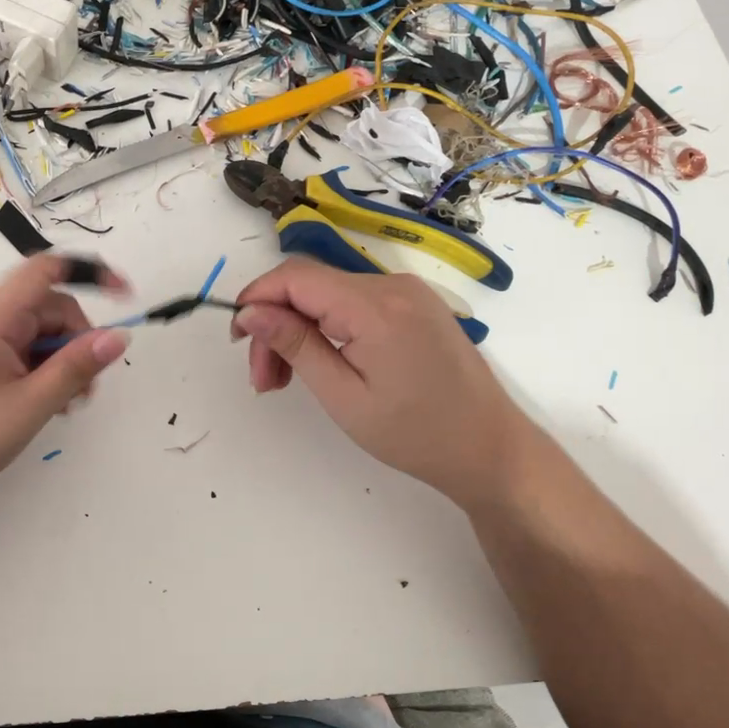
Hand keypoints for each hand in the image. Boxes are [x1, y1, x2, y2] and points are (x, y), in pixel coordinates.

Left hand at [0, 254, 131, 495]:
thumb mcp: (34, 402)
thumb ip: (77, 367)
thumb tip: (118, 337)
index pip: (44, 271)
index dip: (88, 273)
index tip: (124, 294)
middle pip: (51, 309)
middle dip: (78, 340)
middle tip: (89, 385)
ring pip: (45, 334)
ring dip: (66, 361)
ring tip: (71, 402)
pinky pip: (30, 352)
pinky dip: (49, 371)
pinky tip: (54, 403)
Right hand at [231, 258, 539, 505]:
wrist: (491, 450)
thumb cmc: (416, 433)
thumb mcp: (343, 395)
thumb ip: (294, 345)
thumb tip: (249, 311)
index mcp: (376, 307)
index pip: (295, 277)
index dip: (256, 299)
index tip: (237, 339)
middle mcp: (392, 286)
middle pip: (308, 287)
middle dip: (274, 325)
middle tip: (263, 379)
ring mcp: (407, 293)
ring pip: (326, 296)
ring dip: (296, 330)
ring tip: (284, 379)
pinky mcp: (413, 306)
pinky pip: (351, 304)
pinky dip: (324, 329)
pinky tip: (319, 363)